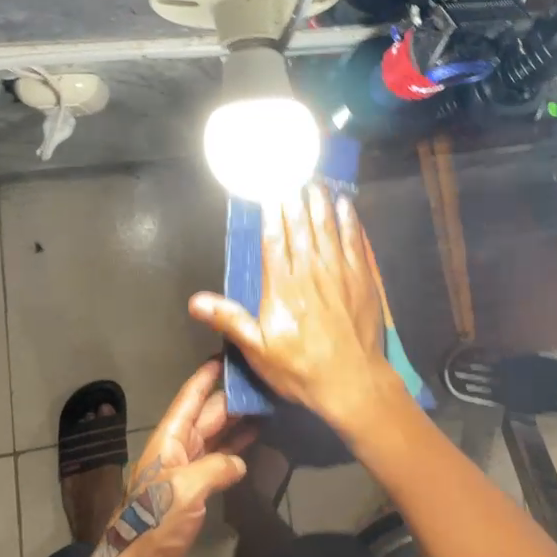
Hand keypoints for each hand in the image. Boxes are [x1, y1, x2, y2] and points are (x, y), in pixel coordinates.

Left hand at [90, 360, 248, 556]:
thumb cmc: (151, 524)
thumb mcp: (185, 490)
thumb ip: (216, 468)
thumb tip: (239, 464)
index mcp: (169, 439)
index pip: (191, 397)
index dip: (208, 375)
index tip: (229, 353)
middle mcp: (178, 448)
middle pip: (208, 414)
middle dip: (232, 397)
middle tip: (265, 380)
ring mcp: (186, 471)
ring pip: (216, 436)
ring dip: (239, 422)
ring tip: (268, 405)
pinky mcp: (195, 493)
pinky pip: (219, 462)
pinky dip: (237, 451)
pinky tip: (257, 443)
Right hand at [188, 185, 396, 429]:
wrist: (353, 383)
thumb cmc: (300, 369)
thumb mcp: (258, 351)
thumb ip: (230, 320)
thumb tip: (195, 302)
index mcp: (282, 286)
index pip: (274, 239)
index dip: (270, 212)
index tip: (268, 190)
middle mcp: (309, 270)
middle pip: (300, 226)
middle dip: (294, 198)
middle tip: (291, 173)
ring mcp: (338, 272)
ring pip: (327, 226)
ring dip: (319, 201)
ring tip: (314, 179)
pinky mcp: (361, 278)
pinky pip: (354, 240)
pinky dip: (349, 219)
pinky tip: (345, 203)